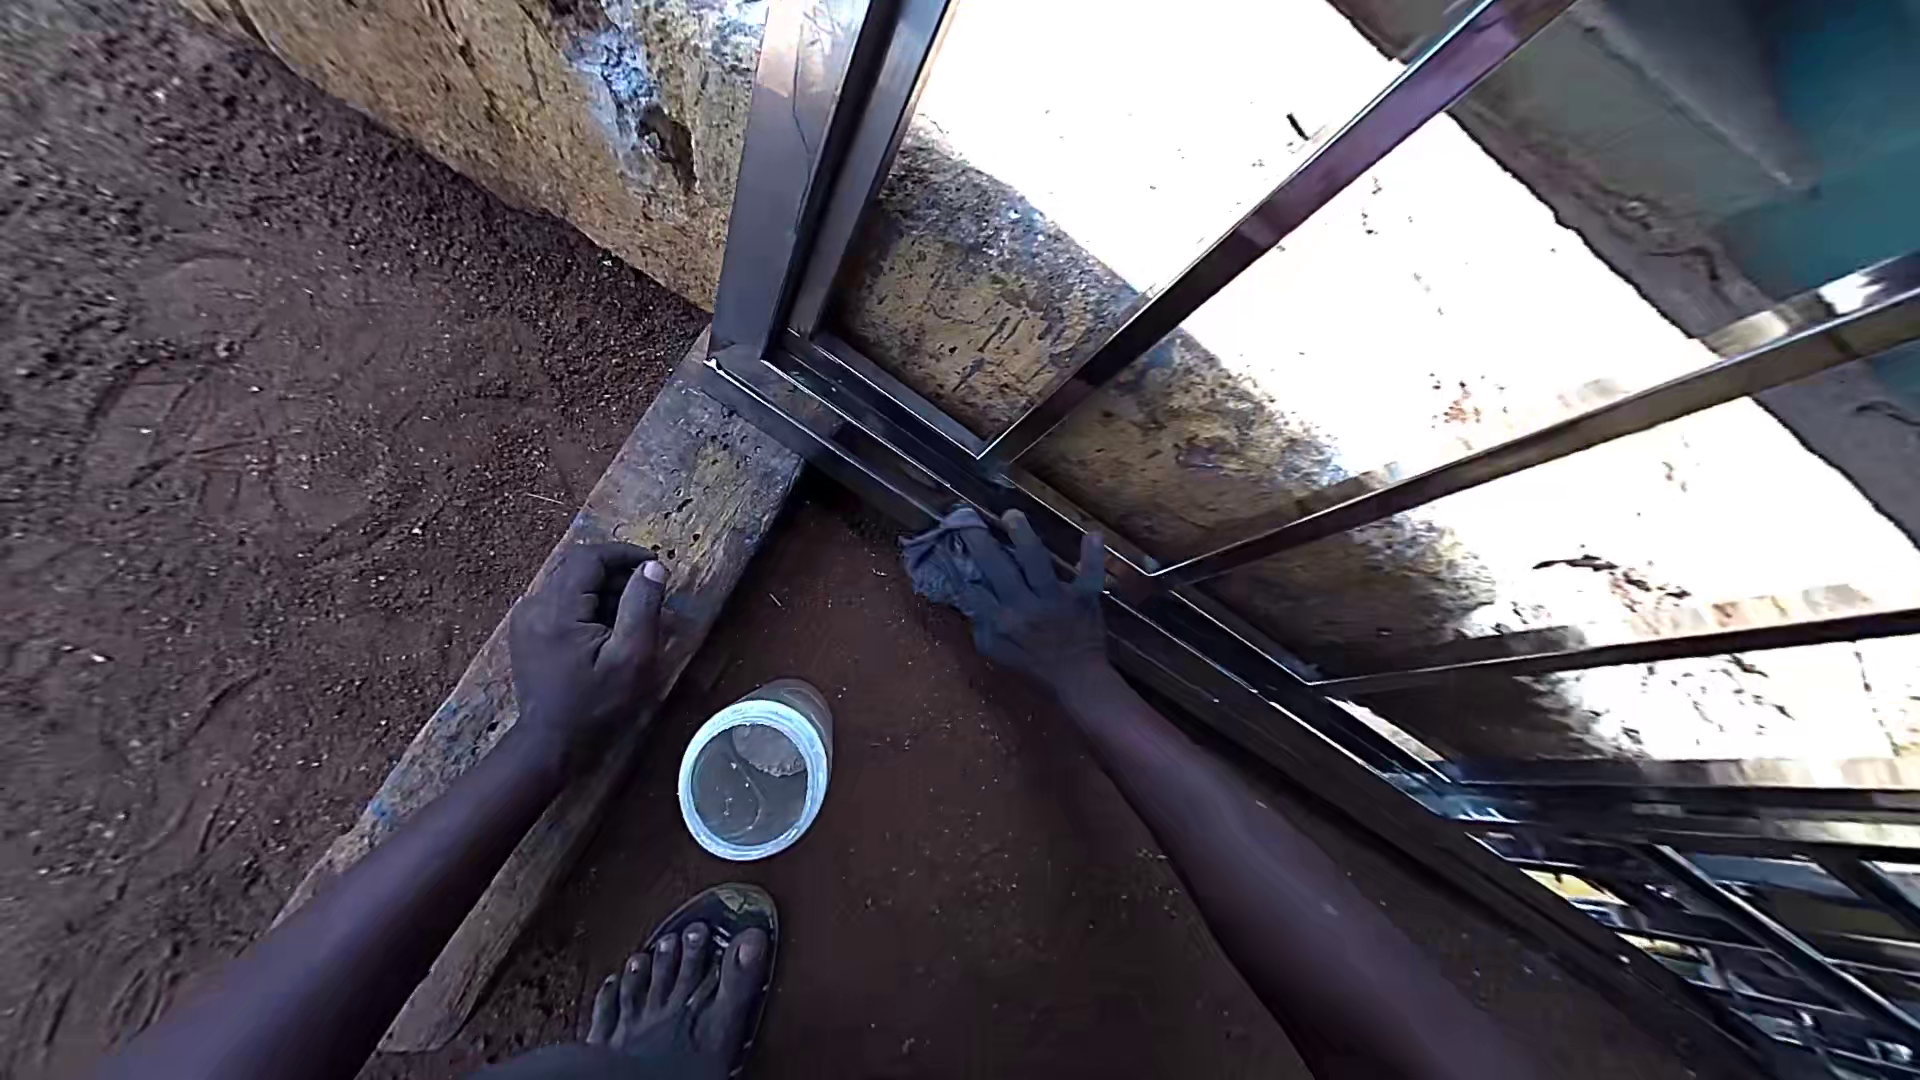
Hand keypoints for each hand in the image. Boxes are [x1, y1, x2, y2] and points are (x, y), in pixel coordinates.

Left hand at [507, 542, 665, 774]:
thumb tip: (653, 566)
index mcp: (557, 610)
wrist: (552, 743)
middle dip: (619, 574)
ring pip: (573, 583)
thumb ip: (642, 605)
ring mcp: (527, 619)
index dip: (626, 554)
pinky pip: (564, 600)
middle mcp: (534, 606)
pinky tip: (608, 630)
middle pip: (580, 567)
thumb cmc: (598, 703)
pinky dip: (591, 604)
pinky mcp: (529, 631)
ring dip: (607, 590)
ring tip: (633, 618)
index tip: (656, 566)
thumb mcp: (632, 655)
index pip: (589, 557)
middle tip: (650, 597)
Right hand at [958, 510, 1110, 693]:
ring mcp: (1055, 599)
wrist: (1078, 679)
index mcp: (1002, 621)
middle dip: (981, 542)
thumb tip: (969, 595)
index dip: (962, 564)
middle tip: (968, 519)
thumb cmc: (1035, 666)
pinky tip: (1091, 534)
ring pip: (1036, 562)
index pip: (975, 588)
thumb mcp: (996, 651)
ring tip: (1010, 515)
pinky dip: (1091, 556)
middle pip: (999, 568)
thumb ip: (981, 624)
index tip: (953, 541)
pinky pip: (1089, 576)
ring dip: (1023, 536)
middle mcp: (1024, 606)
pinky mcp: (1083, 598)